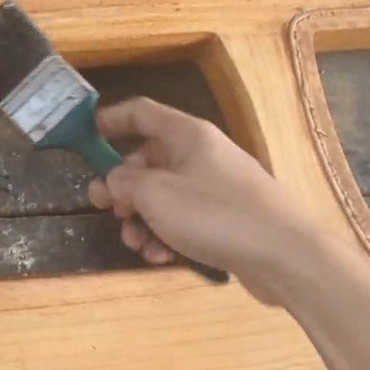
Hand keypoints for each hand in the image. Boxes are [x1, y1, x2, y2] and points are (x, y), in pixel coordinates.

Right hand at [86, 97, 328, 304]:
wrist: (286, 257)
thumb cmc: (215, 215)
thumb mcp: (155, 194)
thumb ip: (122, 182)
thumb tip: (113, 180)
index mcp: (187, 136)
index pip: (140, 112)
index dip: (109, 120)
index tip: (83, 138)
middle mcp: (201, 154)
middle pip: (146, 160)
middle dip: (122, 189)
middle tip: (108, 211)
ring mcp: (215, 186)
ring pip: (160, 195)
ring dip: (140, 219)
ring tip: (137, 244)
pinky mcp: (224, 217)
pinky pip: (181, 218)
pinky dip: (164, 234)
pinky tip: (161, 256)